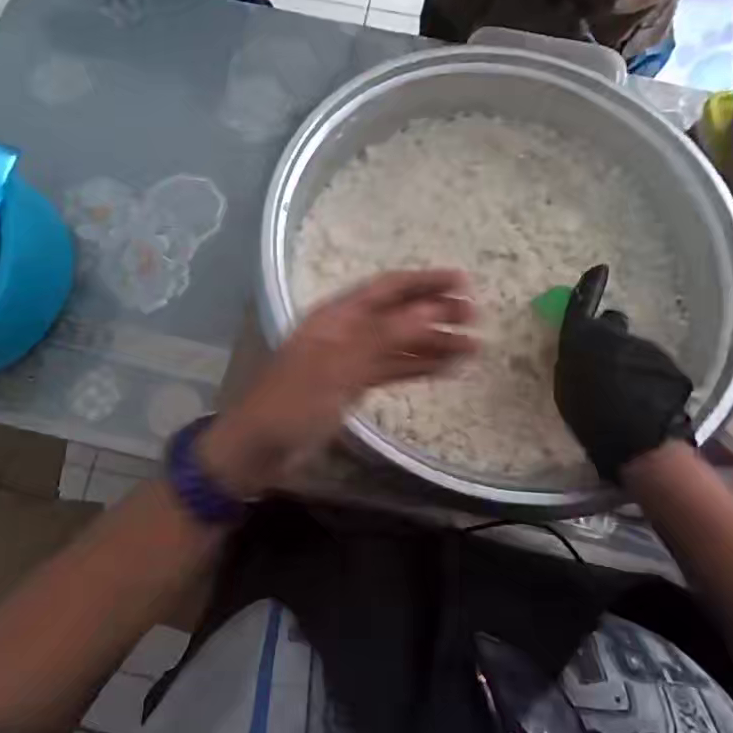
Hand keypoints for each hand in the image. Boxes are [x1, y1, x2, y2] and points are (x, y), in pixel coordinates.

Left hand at [199, 269, 476, 495]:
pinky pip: (391, 370)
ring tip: (472, 348)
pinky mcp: (352, 387)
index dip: (424, 282)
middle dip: (435, 313)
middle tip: (475, 319)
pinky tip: (445, 369)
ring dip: (433, 343)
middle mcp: (345, 331)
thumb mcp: (338, 367)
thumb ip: (386, 336)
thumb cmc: (292, 403)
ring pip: (399, 344)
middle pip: (397, 314)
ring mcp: (349, 360)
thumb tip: (432, 308)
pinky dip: (417, 367)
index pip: (387, 289)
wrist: (257, 450)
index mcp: (336, 316)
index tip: (463, 282)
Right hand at [554, 265, 694, 482]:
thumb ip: (578, 359)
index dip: (589, 285)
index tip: (599, 269)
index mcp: (584, 338)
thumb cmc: (586, 414)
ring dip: (633, 363)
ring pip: (637, 350)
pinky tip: (648, 402)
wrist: (634, 438)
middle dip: (613, 338)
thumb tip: (586, 352)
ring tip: (629, 394)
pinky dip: (652, 380)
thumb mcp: (567, 384)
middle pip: (614, 325)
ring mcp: (647, 349)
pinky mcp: (671, 366)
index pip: (583, 303)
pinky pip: (657, 368)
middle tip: (609, 361)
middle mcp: (617, 336)